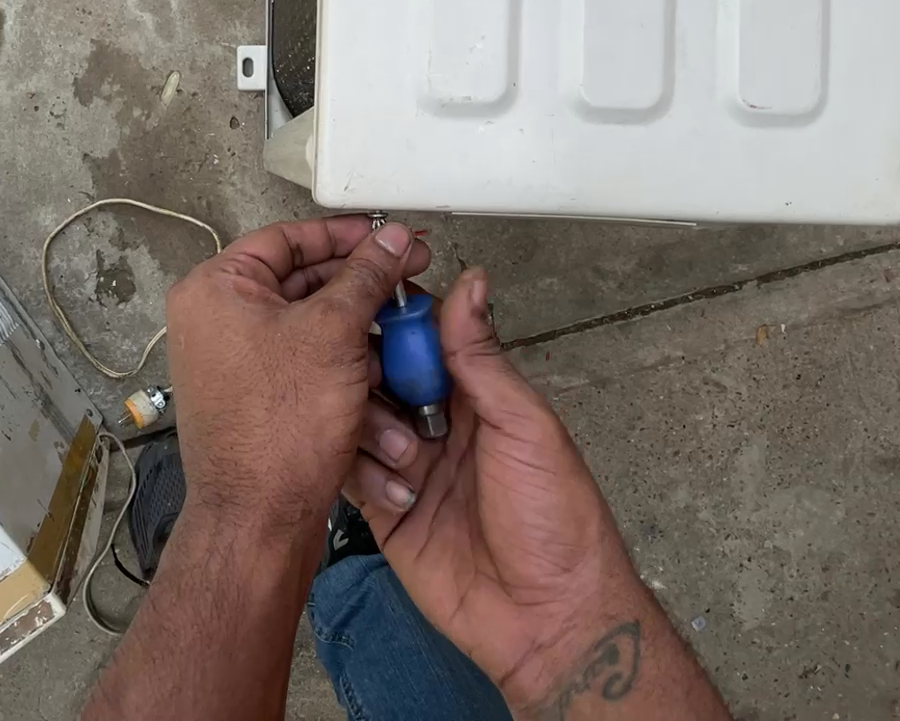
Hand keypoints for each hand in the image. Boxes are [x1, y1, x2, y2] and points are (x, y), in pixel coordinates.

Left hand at [163, 216, 431, 540]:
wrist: (260, 523)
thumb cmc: (283, 421)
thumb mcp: (333, 332)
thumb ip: (366, 275)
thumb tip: (395, 234)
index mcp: (217, 289)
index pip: (287, 240)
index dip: (343, 235)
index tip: (389, 235)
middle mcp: (219, 320)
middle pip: (306, 286)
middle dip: (366, 295)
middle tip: (413, 282)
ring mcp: (238, 361)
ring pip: (315, 332)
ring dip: (366, 341)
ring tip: (411, 340)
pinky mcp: (260, 397)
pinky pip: (310, 368)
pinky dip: (348, 375)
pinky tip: (389, 388)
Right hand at [342, 269, 657, 713]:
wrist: (545, 622)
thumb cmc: (552, 515)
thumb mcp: (524, 426)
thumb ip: (483, 357)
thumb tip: (473, 278)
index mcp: (471, 393)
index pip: (422, 336)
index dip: (395, 317)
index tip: (365, 300)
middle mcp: (431, 419)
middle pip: (379, 371)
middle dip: (370, 371)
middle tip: (372, 380)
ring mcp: (403, 461)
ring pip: (356, 415)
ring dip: (370, 427)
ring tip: (408, 458)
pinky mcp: (380, 504)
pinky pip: (347, 468)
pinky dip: (358, 468)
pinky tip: (392, 489)